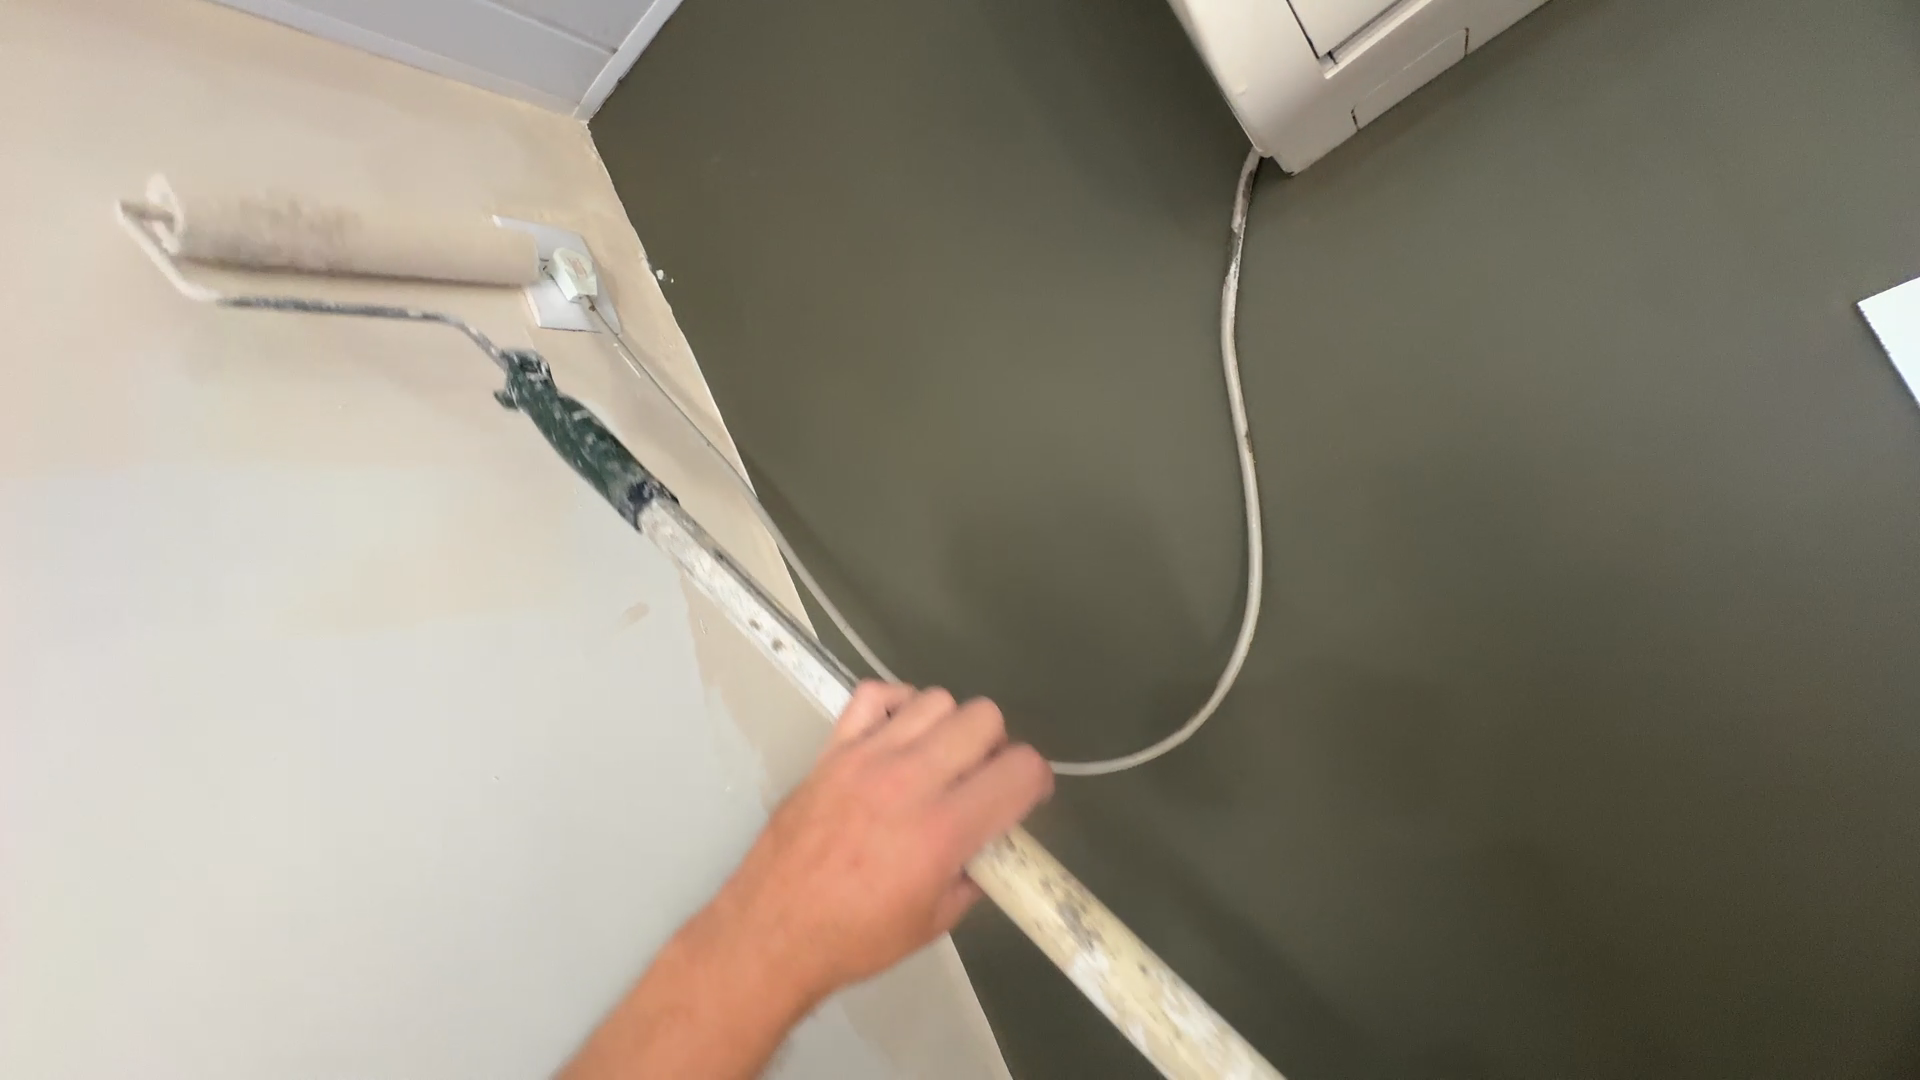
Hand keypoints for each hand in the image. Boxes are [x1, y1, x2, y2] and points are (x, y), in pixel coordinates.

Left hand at [702, 682, 1053, 1006]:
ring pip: (936, 698)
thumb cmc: (855, 937)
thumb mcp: (935, 922)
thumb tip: (992, 842)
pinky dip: (897, 704)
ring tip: (938, 757)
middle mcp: (911, 780)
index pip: (1020, 769)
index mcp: (944, 830)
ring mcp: (868, 755)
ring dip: (950, 725)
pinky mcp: (834, 747)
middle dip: (996, 745)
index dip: (1036, 778)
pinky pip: (874, 694)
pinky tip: (898, 734)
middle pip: (984, 717)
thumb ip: (975, 873)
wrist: (771, 931)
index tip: (1026, 793)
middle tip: (980, 775)